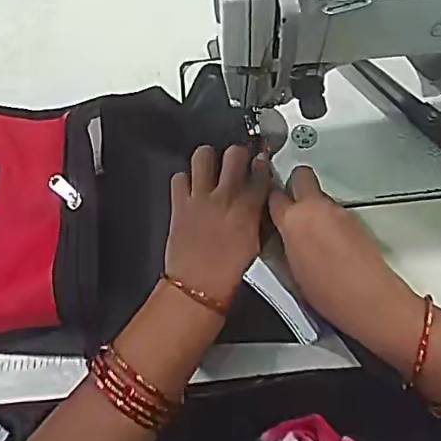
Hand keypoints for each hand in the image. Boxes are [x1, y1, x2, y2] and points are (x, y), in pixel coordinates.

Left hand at [164, 144, 270, 307]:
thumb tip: (260, 203)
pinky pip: (178, 177)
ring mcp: (200, 198)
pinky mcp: (179, 203)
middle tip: (236, 159)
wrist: (197, 287)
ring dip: (207, 158)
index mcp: (248, 209)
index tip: (261, 162)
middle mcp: (225, 198)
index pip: (261, 172)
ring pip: (202, 156)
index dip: (262, 163)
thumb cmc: (227, 274)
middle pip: (234, 154)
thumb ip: (258, 218)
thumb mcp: (254, 244)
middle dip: (237, 153)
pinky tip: (189, 187)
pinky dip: (183, 180)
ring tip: (210, 165)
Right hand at [269, 166, 418, 355]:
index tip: (272, 209)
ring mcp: (339, 211)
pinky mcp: (356, 219)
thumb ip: (283, 244)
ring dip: (314, 207)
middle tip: (292, 203)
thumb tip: (282, 237)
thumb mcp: (291, 271)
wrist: (372, 300)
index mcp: (292, 220)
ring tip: (314, 236)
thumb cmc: (333, 294)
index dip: (272, 202)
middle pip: (301, 176)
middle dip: (295, 184)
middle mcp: (316, 208)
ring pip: (320, 195)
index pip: (274, 195)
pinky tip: (332, 245)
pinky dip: (331, 220)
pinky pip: (336, 211)